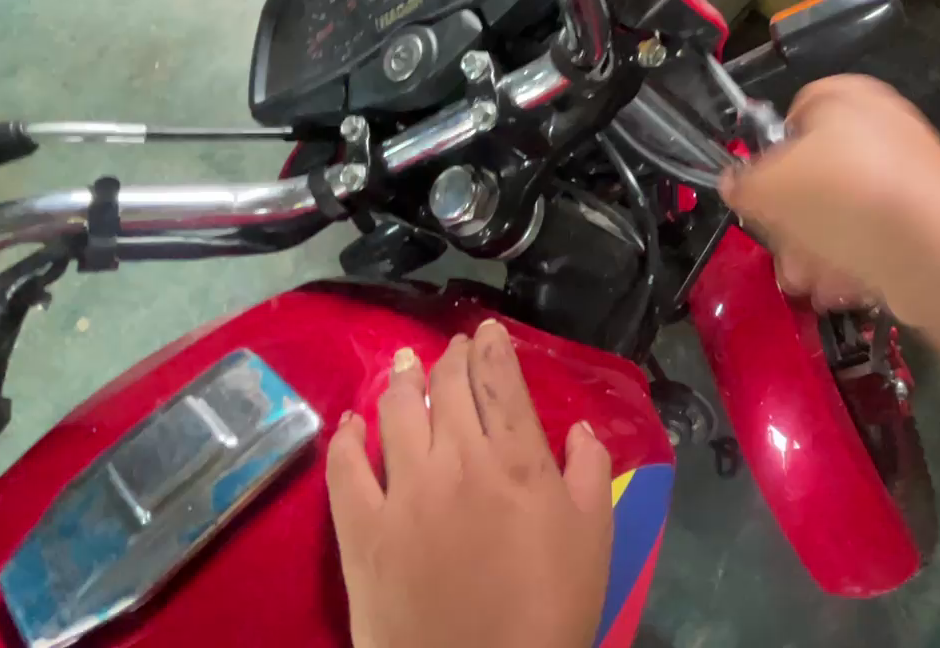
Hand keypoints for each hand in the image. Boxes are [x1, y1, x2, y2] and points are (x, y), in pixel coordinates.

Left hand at [326, 319, 613, 647]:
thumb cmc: (549, 609)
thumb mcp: (593, 538)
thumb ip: (591, 472)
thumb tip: (581, 429)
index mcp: (516, 460)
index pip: (498, 380)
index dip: (492, 347)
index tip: (486, 330)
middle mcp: (457, 461)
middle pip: (447, 387)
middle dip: (452, 357)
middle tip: (454, 346)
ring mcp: (404, 494)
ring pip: (397, 413)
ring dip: (401, 379)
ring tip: (403, 361)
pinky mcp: (363, 532)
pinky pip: (345, 470)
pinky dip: (347, 437)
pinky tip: (351, 420)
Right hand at [720, 75, 939, 322]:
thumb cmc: (848, 200)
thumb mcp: (772, 187)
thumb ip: (743, 183)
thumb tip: (734, 184)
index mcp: (842, 97)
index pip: (788, 120)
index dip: (768, 162)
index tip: (762, 200)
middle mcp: (878, 125)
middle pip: (812, 174)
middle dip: (790, 224)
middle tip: (784, 255)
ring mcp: (905, 172)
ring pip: (839, 212)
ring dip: (814, 250)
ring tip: (807, 282)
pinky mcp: (925, 215)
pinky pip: (873, 234)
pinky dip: (853, 259)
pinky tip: (841, 288)